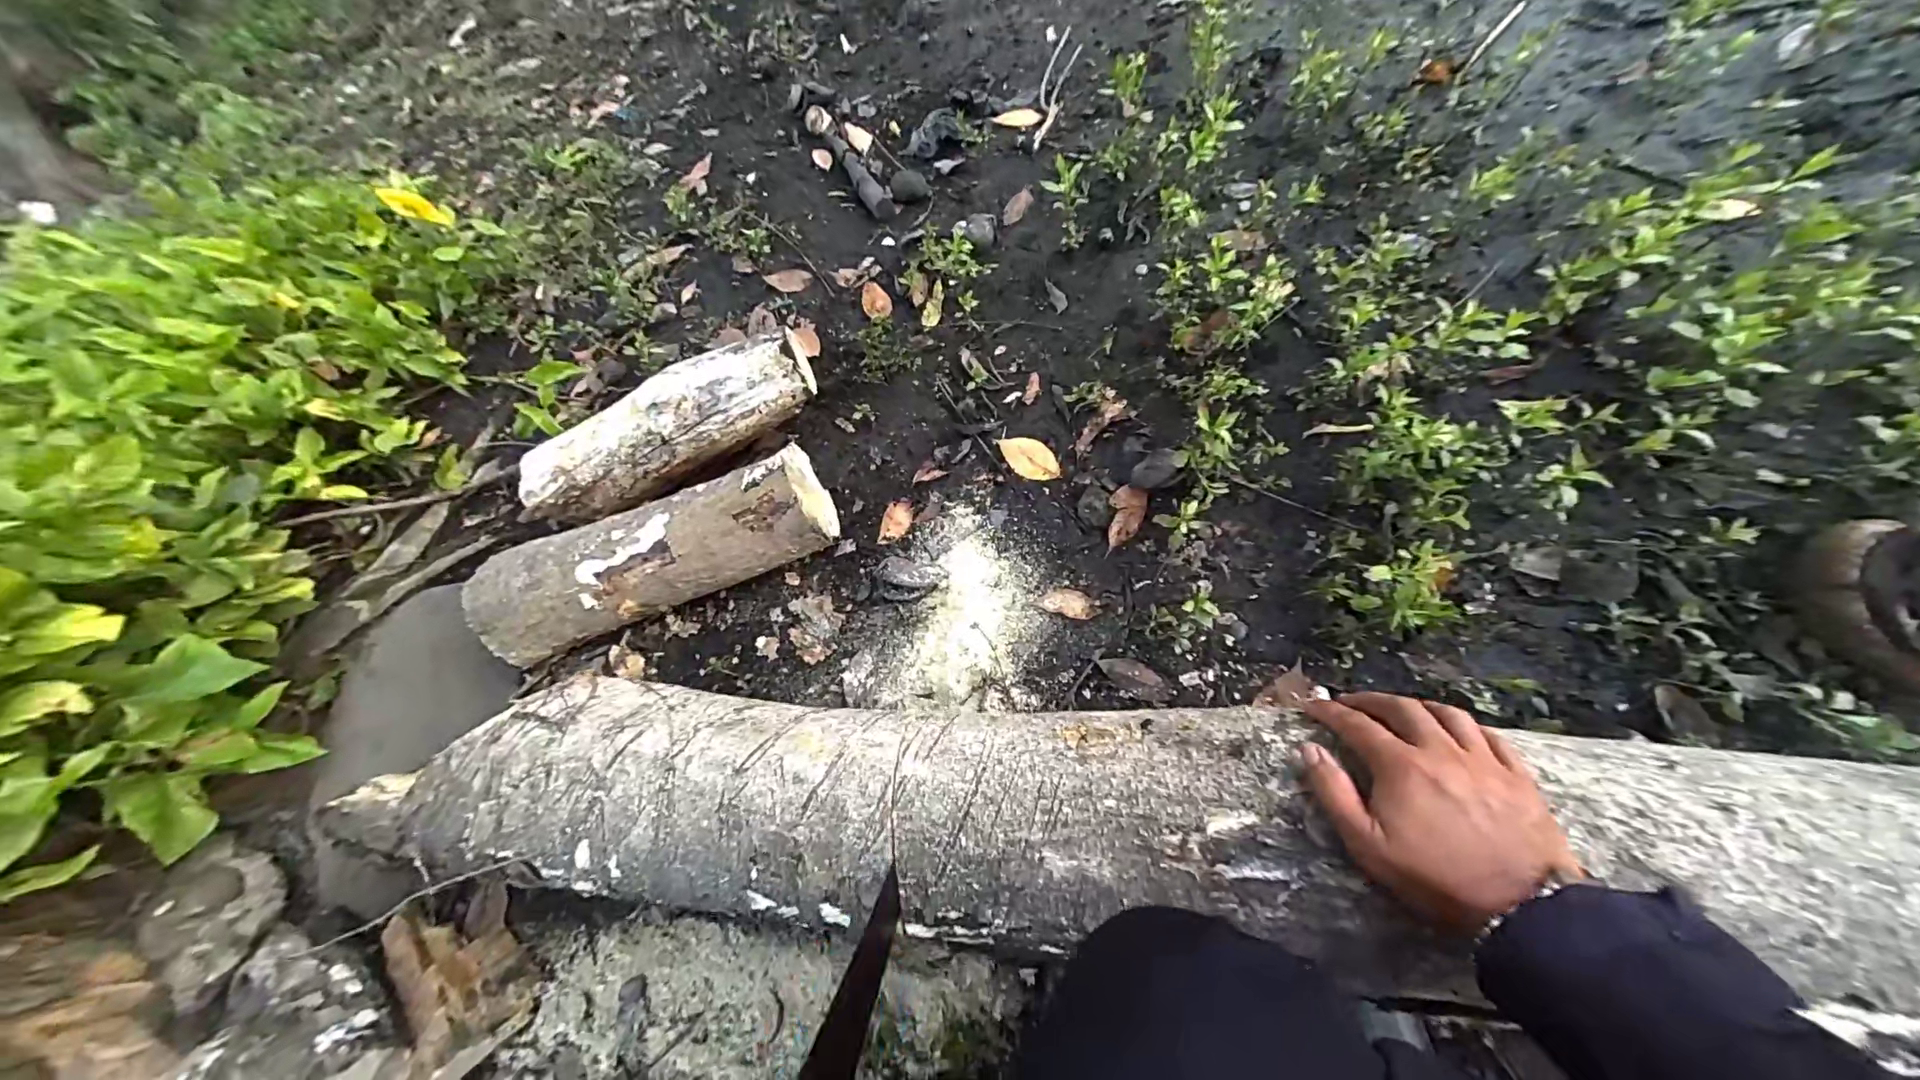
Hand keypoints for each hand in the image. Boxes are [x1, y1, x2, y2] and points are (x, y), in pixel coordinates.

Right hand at [1297, 693, 1584, 932]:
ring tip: (1402, 710)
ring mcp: (1484, 762)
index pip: (1357, 725)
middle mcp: (1440, 751)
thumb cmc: (1436, 877)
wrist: (1525, 909)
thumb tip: (1309, 749)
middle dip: (1370, 700)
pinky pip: (1490, 736)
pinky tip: (1458, 731)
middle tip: (1351, 702)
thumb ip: (1333, 792)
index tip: (1313, 706)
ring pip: (1447, 714)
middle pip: (1401, 708)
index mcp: (1400, 765)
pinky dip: (1465, 725)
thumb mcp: (1367, 843)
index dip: (1331, 712)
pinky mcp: (1518, 778)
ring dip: (1417, 705)